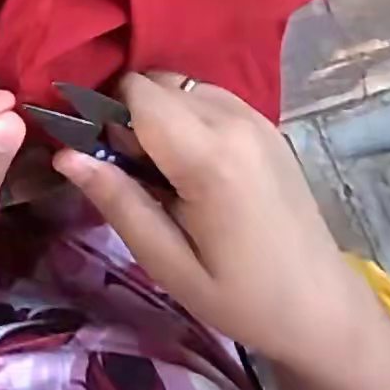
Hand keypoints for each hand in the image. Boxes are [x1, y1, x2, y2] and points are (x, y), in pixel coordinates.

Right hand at [53, 72, 389, 389]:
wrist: (324, 307)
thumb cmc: (240, 296)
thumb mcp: (168, 263)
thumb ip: (117, 200)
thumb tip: (65, 154)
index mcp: (209, 156)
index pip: (136, 91)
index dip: (109, 113)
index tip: (108, 155)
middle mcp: (232, 119)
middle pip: (154, 81)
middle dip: (131, 113)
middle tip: (137, 168)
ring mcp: (253, 114)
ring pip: (177, 83)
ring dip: (157, 110)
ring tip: (167, 166)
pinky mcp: (263, 118)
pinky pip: (203, 92)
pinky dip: (184, 111)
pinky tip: (194, 158)